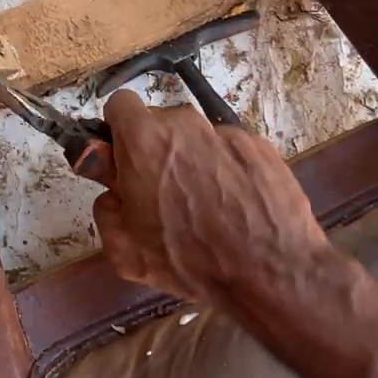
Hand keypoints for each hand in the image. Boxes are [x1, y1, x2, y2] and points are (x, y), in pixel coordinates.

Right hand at [91, 91, 328, 306]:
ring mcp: (226, 132)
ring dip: (194, 158)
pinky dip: (228, 168)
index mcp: (143, 139)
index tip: (126, 158)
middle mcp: (184, 124)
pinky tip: (237, 205)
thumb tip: (112, 193)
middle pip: (160, 123)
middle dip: (157, 149)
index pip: (120, 104)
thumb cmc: (190, 260)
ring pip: (197, 136)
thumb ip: (105, 210)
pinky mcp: (260, 146)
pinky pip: (231, 150)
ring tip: (208, 203)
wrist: (272, 273)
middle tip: (165, 192)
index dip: (119, 130)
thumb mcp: (125, 250)